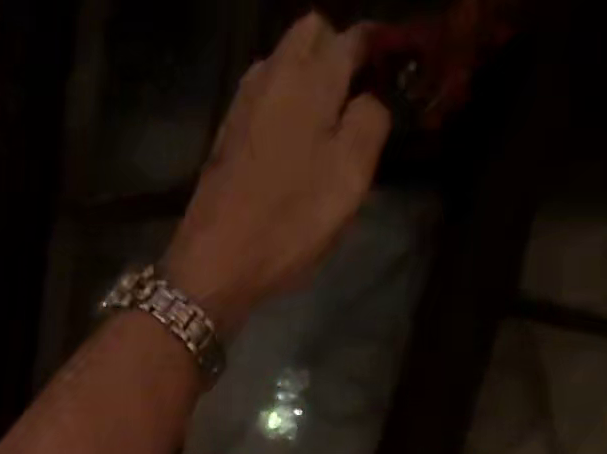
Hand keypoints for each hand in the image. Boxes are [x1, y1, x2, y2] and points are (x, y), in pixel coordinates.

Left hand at [164, 12, 393, 333]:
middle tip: (356, 93)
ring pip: (280, 64)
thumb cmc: (288, 223)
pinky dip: (281, 105)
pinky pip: (260, 99)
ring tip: (325, 120)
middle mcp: (271, 78)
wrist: (214, 265)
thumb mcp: (349, 176)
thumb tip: (368, 100)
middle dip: (335, 50)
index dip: (378, 48)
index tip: (392, 70)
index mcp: (310, 79)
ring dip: (305, 77)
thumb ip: (369, 123)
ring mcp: (241, 108)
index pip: (353, 37)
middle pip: (309, 35)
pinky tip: (290, 142)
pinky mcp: (224, 139)